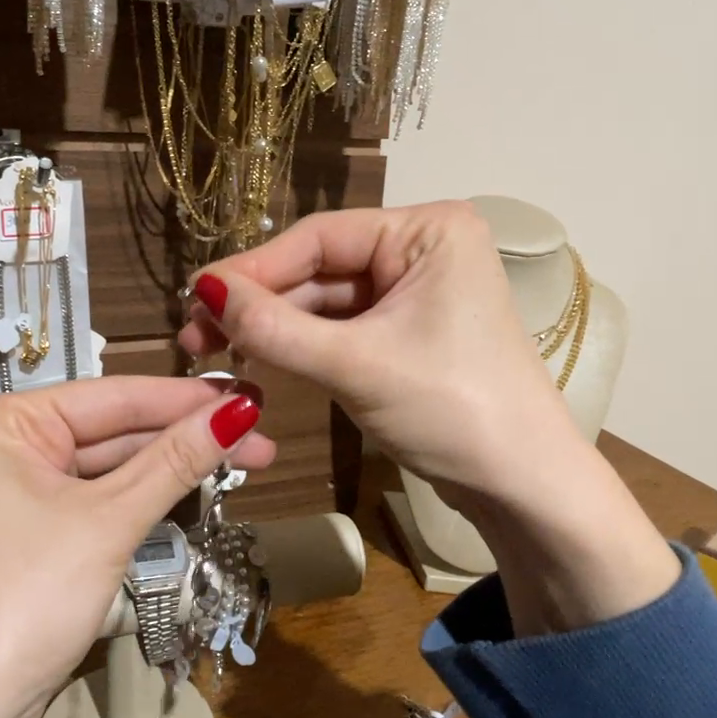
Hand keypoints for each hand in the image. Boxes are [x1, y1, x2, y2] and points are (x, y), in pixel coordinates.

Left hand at [0, 375, 272, 717]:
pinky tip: (193, 490)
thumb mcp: (106, 523)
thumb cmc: (24, 598)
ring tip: (246, 462)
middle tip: (263, 438)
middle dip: (188, 437)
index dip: (187, 398)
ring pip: (110, 468)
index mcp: (6, 421)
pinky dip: (144, 499)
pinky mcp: (35, 536)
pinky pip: (99, 502)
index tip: (253, 394)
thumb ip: (174, 462)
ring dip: (172, 469)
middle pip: (114, 431)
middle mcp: (8, 445)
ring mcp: (20, 493)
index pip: (114, 396)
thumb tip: (240, 409)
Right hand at [180, 202, 677, 632]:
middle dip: (257, 303)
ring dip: (271, 326)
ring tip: (211, 348)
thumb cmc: (452, 410)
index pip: (320, 238)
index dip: (252, 269)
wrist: (522, 487)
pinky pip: (339, 328)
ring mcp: (413, 292)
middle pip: (318, 268)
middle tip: (194, 331)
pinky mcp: (404, 332)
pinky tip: (254, 357)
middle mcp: (421, 249)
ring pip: (323, 301)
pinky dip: (298, 345)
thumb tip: (201, 289)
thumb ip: (274, 327)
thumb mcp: (356, 365)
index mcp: (428, 230)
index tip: (193, 296)